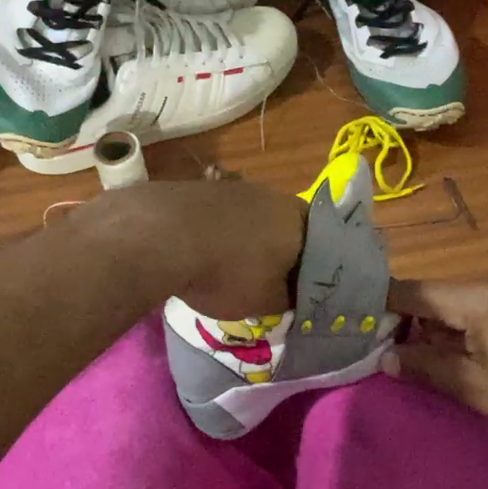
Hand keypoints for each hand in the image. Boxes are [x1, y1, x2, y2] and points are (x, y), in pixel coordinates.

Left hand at [78, 180, 304, 319]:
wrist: (163, 235)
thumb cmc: (228, 272)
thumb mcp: (268, 301)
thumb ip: (290, 298)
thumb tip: (295, 293)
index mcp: (300, 221)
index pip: (325, 246)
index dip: (315, 269)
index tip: (304, 289)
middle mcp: (275, 196)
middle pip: (288, 229)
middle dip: (282, 254)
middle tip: (271, 282)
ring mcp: (237, 187)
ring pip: (255, 219)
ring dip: (249, 242)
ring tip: (233, 269)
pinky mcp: (204, 187)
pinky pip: (224, 215)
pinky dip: (220, 233)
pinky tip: (205, 252)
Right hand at [389, 276, 487, 445]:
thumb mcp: (477, 388)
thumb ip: (427, 367)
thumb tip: (385, 358)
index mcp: (478, 294)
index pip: (412, 290)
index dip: (378, 305)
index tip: (349, 322)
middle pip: (435, 295)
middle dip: (405, 321)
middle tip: (375, 348)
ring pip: (458, 305)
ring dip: (435, 328)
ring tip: (407, 357)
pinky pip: (483, 311)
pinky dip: (462, 330)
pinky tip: (453, 356)